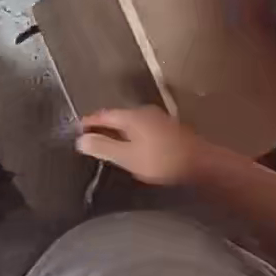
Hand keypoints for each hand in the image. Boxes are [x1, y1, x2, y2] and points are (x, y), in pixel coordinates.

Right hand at [75, 106, 232, 185]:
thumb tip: (81, 140)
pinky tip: (130, 146)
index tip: (76, 128)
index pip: (104, 114)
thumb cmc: (161, 160)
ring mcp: (158, 118)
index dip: (89, 122)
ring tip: (106, 143)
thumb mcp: (128, 157)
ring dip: (117, 130)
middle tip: (88, 137)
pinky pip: (140, 127)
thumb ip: (104, 147)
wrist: (199, 163)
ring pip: (130, 122)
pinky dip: (130, 134)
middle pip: (117, 116)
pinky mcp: (167, 128)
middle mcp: (144, 112)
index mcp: (132, 116)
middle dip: (102, 125)